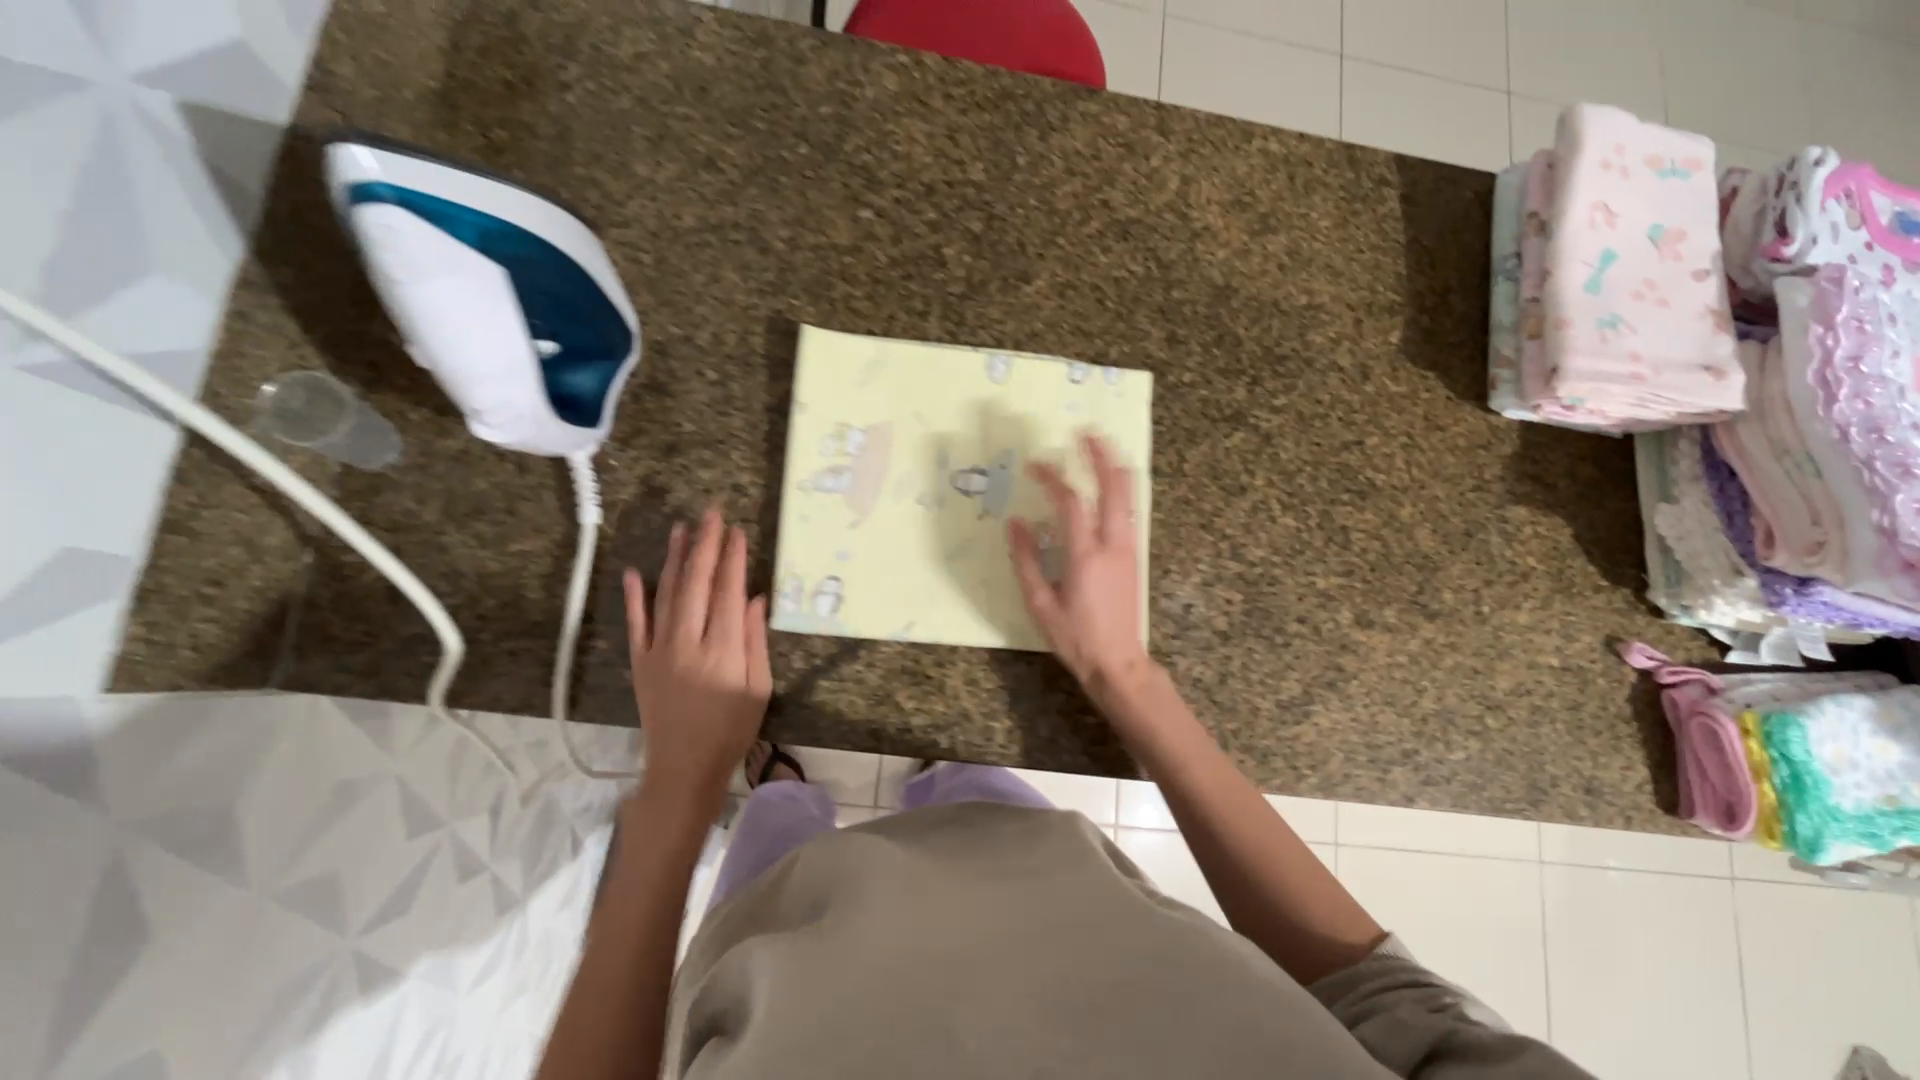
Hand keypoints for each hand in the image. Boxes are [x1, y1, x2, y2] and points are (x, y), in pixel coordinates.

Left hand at [624, 508, 771, 812]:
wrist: (683, 768)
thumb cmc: (731, 731)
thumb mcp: (759, 689)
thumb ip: (756, 642)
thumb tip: (755, 599)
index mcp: (723, 651)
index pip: (729, 592)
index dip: (734, 559)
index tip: (738, 532)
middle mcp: (688, 643)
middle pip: (697, 584)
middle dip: (705, 545)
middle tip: (711, 514)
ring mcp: (659, 650)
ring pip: (668, 594)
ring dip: (675, 559)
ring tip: (682, 529)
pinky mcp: (640, 662)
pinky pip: (636, 623)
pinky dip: (635, 595)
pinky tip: (637, 570)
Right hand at [1009, 433, 1153, 700]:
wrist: (1119, 663)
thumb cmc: (1075, 638)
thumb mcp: (1040, 604)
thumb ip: (1026, 561)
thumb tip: (1015, 524)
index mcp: (1085, 556)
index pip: (1070, 502)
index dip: (1051, 478)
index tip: (1033, 465)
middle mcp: (1113, 545)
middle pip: (1113, 487)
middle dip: (1099, 456)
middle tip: (1085, 432)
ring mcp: (1129, 549)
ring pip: (1128, 496)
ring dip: (1115, 467)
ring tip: (1102, 447)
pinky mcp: (1135, 556)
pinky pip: (1131, 511)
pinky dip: (1122, 489)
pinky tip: (1113, 482)